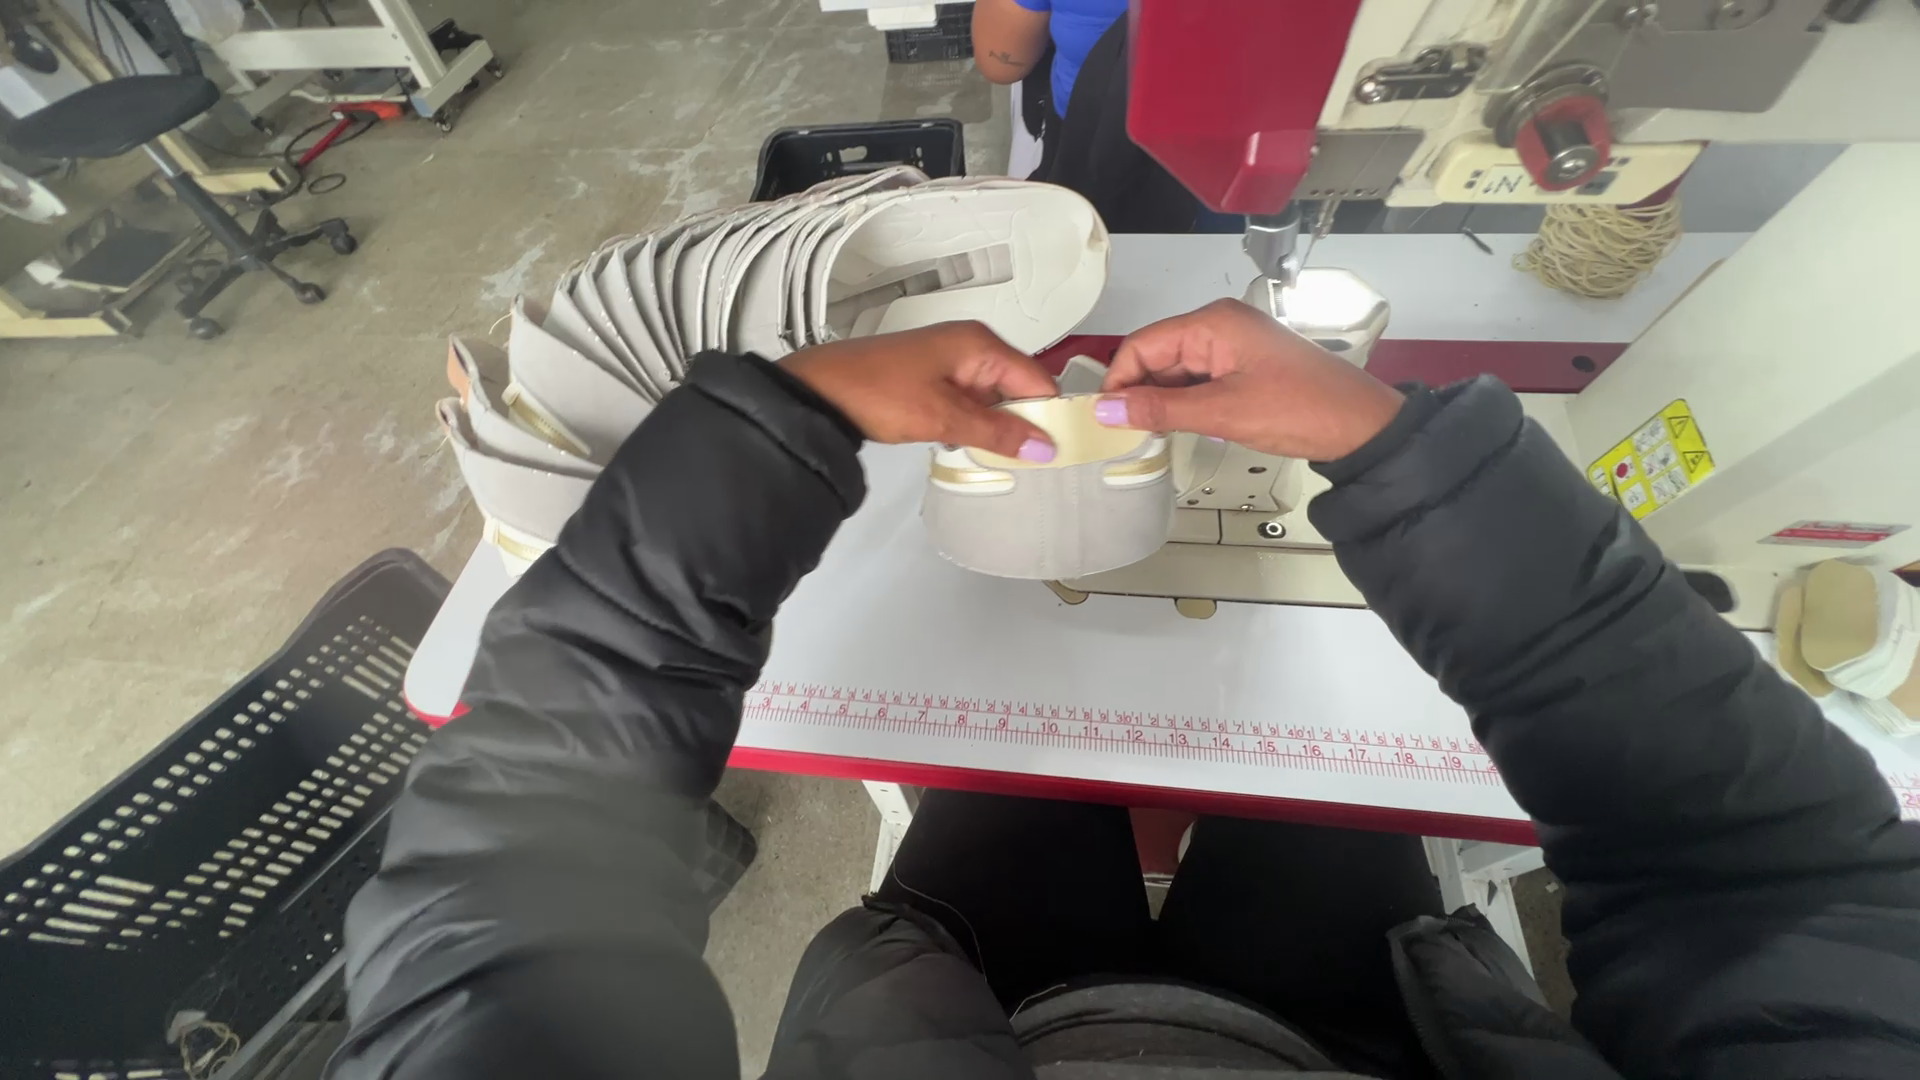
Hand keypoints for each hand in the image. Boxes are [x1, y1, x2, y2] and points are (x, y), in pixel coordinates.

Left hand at [782, 322, 1059, 460]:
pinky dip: (977, 423)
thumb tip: (1043, 447)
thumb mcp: (944, 417)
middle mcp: (972, 346)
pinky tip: (976, 446)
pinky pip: (972, 400)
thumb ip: (997, 433)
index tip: (1060, 449)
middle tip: (1035, 461)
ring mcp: (952, 361)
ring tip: (1008, 459)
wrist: (821, 391)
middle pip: (1018, 386)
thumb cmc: (878, 393)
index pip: (1036, 378)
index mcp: (980, 344)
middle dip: (1026, 422)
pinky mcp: (936, 378)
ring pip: (994, 397)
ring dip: (1000, 426)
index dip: (1050, 413)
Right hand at [1095, 299, 1403, 461]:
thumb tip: (1108, 410)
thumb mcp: (1222, 412)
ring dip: (1159, 401)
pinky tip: (1179, 426)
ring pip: (1172, 371)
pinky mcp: (1239, 366)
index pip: (1142, 344)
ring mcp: (1229, 346)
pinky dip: (1180, 403)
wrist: (1360, 426)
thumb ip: (1160, 409)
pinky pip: (1194, 380)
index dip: (1119, 380)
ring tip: (1153, 433)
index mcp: (1213, 324)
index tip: (1107, 417)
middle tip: (1125, 431)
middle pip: (1154, 355)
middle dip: (1137, 392)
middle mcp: (1218, 327)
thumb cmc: (1303, 409)